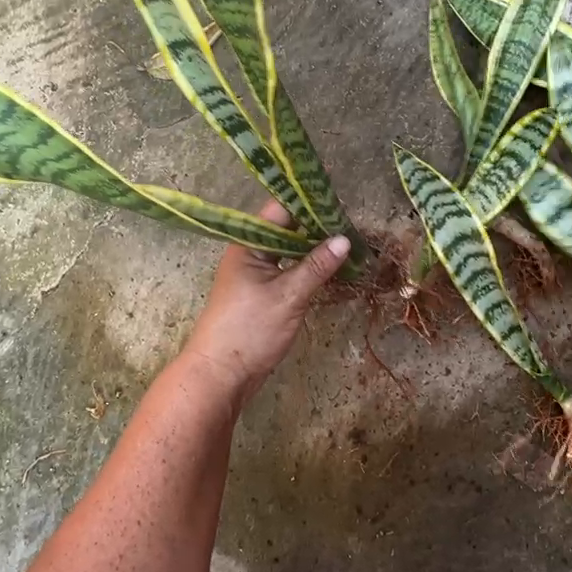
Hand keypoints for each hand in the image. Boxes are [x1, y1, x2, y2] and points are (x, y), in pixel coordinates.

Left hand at [181, 199, 350, 405]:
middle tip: (351, 221)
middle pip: (286, 228)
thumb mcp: (288, 295)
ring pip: (288, 250)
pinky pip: (288, 269)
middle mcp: (250, 252)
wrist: (220, 375)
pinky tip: (330, 267)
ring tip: (347, 241)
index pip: (280, 210)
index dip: (307, 201)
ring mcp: (255, 273)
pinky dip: (308, 266)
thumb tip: (345, 238)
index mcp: (248, 244)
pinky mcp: (261, 293)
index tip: (338, 196)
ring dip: (314, 246)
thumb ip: (317, 266)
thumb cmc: (249, 330)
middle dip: (316, 224)